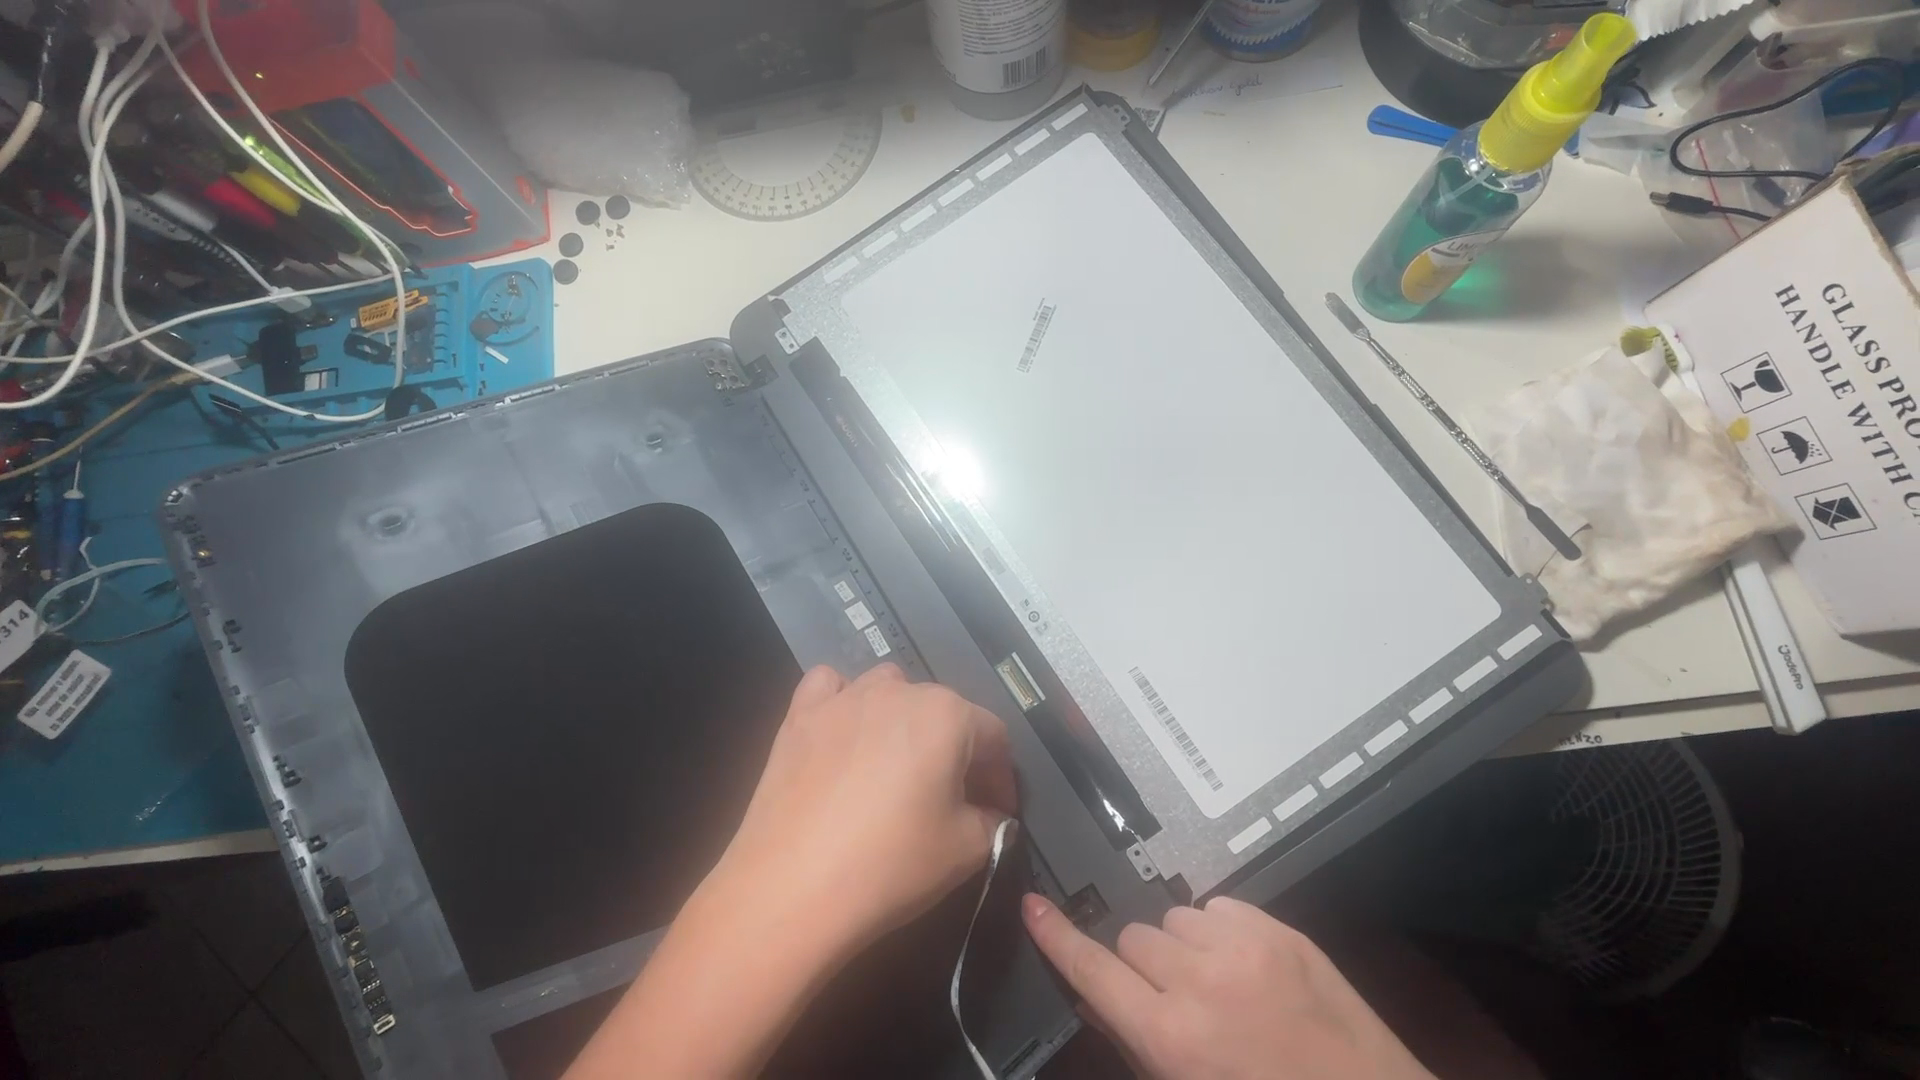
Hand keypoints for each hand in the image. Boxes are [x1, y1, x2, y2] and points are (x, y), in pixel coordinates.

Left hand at [566, 665, 1014, 1078]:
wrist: (790, 888)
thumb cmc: (890, 865)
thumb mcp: (966, 851)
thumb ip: (993, 822)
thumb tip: (990, 813)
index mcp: (947, 715)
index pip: (993, 737)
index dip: (1002, 776)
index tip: (999, 813)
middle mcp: (898, 690)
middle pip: (944, 711)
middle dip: (957, 752)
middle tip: (954, 800)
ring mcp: (844, 698)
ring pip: (890, 689)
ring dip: (905, 720)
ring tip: (898, 767)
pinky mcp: (799, 715)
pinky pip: (831, 688)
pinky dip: (844, 702)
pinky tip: (845, 735)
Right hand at [1023, 894, 1436, 1079]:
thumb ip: (1135, 1044)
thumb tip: (1094, 994)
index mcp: (1172, 1038)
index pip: (1094, 971)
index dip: (1057, 938)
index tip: (1032, 906)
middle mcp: (1201, 982)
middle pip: (1134, 938)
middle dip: (1142, 967)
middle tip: (1173, 1001)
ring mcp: (1245, 948)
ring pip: (1174, 918)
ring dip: (1182, 947)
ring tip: (1216, 984)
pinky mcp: (1281, 929)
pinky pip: (1219, 907)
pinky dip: (1220, 932)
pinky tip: (1245, 966)